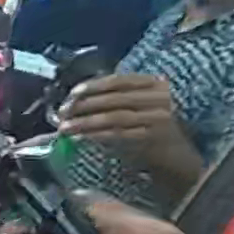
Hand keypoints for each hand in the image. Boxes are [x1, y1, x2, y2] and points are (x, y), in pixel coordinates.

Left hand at [59, 74, 192, 156]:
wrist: (171, 152)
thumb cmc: (144, 127)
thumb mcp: (133, 108)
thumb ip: (109, 102)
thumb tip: (71, 104)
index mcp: (153, 84)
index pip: (120, 80)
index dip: (94, 85)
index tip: (73, 94)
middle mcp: (159, 97)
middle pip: (114, 98)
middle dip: (84, 105)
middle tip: (62, 114)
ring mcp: (158, 116)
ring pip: (114, 116)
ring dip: (85, 122)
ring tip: (64, 128)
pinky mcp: (151, 136)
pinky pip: (118, 134)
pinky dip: (95, 135)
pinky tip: (79, 138)